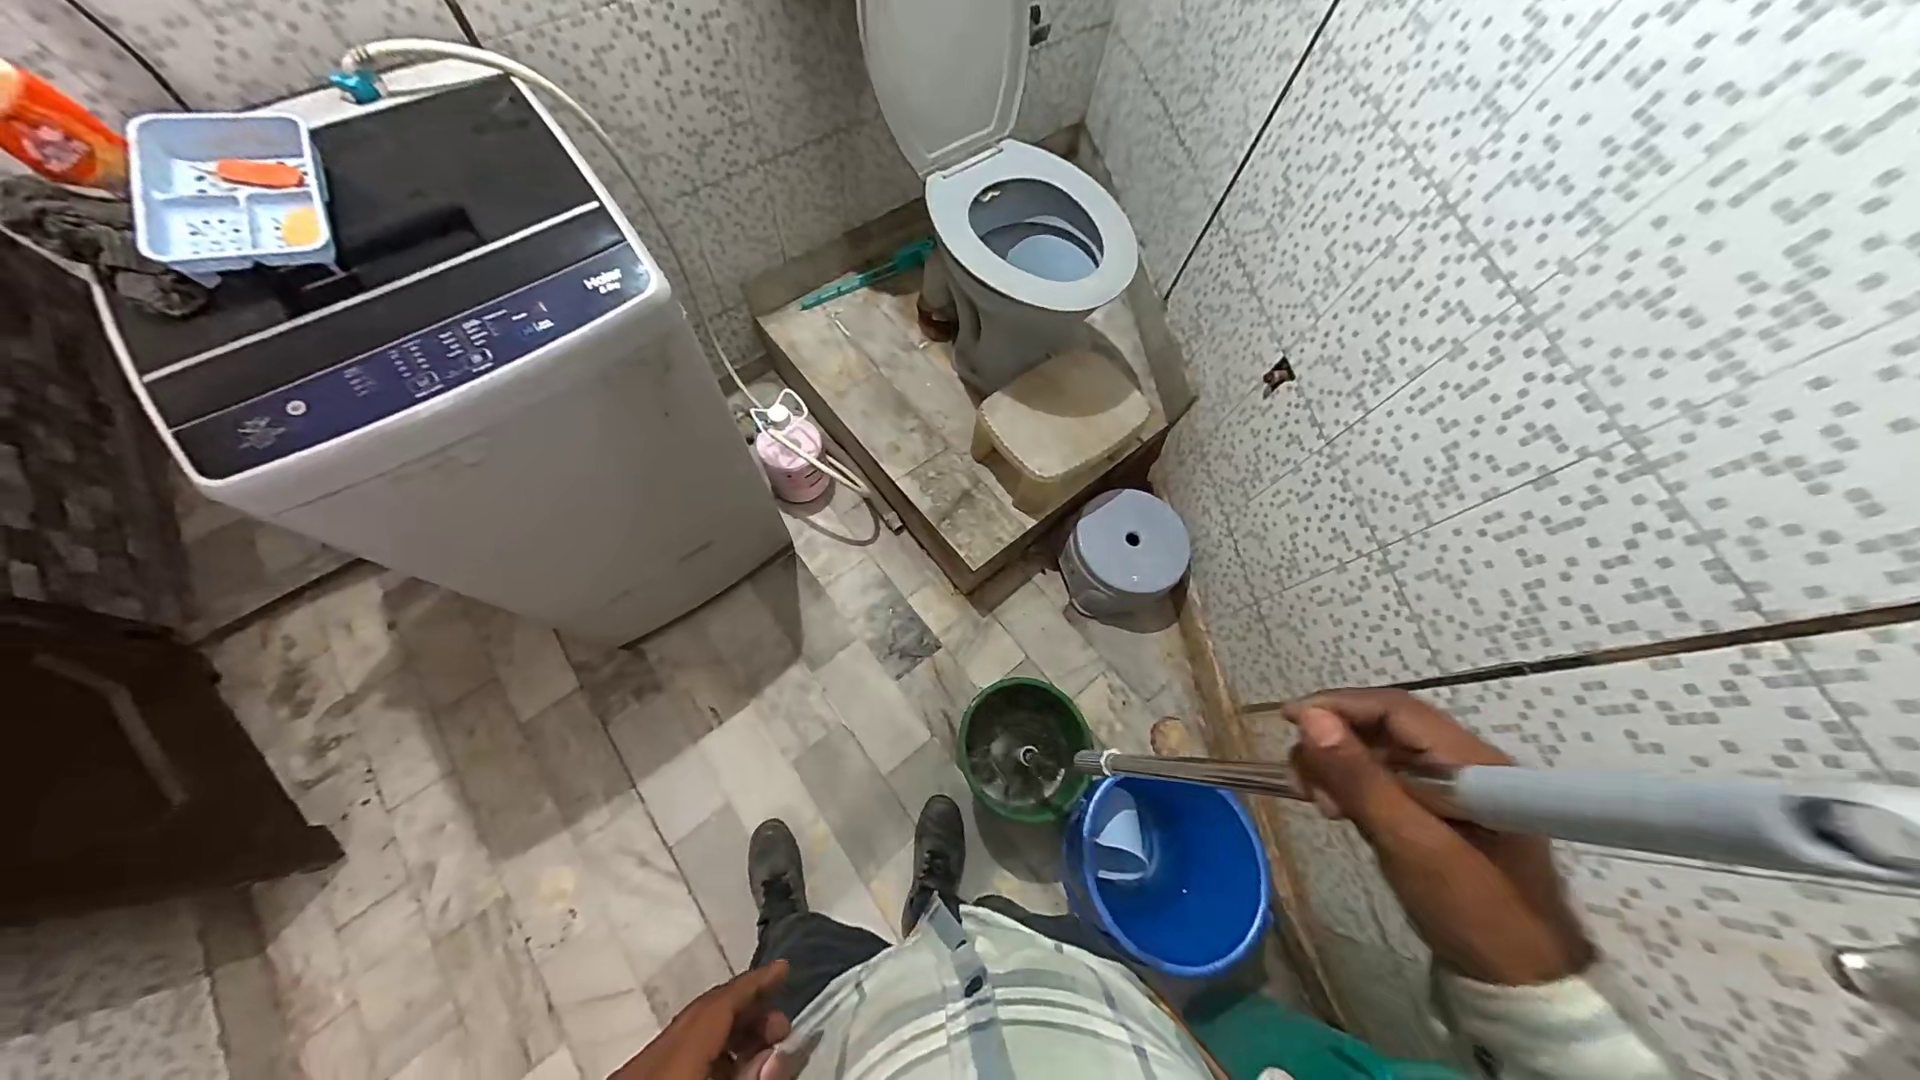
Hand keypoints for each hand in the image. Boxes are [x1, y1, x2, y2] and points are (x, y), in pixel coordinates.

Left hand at [612, 961, 791, 1079]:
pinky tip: (728, 1069)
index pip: (717, 1004)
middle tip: (781, 1025)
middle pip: (702, 1015)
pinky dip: (707, 1052)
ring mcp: (633, 1071)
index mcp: (671, 1057)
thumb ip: (750, 1078)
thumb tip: (778, 1051)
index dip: (755, 981)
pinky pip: (674, 1056)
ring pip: (687, 1036)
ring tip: (762, 1050)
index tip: (784, 967)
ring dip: (728, 1032)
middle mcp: (646, 1056)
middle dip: (746, 1009)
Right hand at [1282, 689, 1592, 985]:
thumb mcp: (1410, 844)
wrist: (1515, 982)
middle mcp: (1463, 762)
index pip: (1396, 709)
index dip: (1339, 705)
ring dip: (1336, 766)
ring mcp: (1448, 785)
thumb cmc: (1471, 913)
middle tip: (1303, 782)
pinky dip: (1349, 784)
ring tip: (1319, 802)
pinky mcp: (1433, 806)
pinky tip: (1336, 807)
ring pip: (1374, 750)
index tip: (1288, 718)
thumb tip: (1310, 720)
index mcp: (1473, 763)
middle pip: (1382, 726)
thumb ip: (1360, 779)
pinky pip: (1379, 776)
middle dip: (1333, 743)